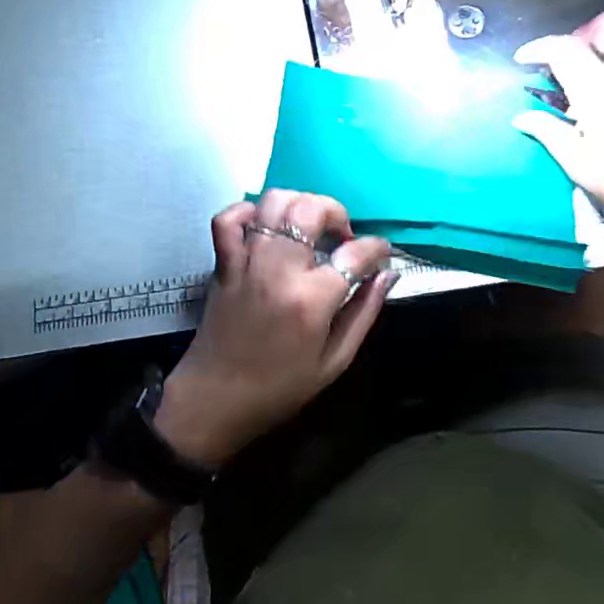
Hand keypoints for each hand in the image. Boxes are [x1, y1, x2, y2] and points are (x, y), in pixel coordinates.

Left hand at [154, 190, 395, 466]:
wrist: (215, 400)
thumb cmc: (281, 387)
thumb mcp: (335, 360)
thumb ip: (365, 312)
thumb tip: (388, 275)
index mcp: (311, 299)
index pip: (356, 253)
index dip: (377, 249)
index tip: (381, 255)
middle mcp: (278, 271)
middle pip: (310, 210)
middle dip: (336, 213)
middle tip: (342, 237)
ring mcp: (246, 262)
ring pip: (273, 203)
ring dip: (299, 205)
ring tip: (309, 228)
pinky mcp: (223, 263)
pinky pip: (229, 218)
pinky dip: (250, 212)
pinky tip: (267, 227)